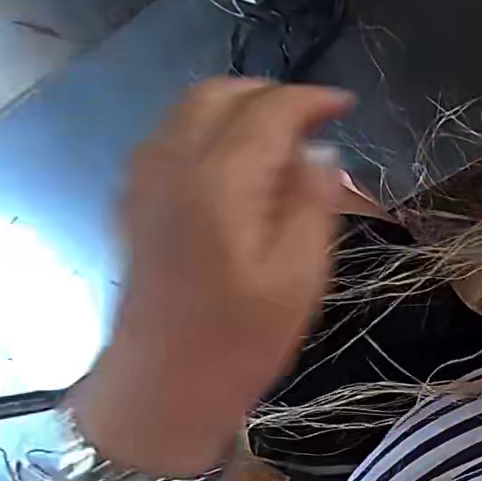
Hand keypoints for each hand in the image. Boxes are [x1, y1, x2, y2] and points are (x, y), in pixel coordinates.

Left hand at [75, 79, 354, 472]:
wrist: (161, 387)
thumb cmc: (240, 341)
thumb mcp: (299, 278)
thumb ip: (312, 204)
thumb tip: (321, 154)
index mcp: (219, 181)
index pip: (268, 110)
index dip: (312, 100)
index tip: (347, 105)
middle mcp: (172, 164)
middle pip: (220, 93)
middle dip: (272, 95)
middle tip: (316, 122)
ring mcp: (144, 181)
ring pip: (190, 110)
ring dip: (240, 108)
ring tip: (284, 140)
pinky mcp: (134, 202)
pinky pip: (172, 138)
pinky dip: (211, 130)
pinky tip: (239, 166)